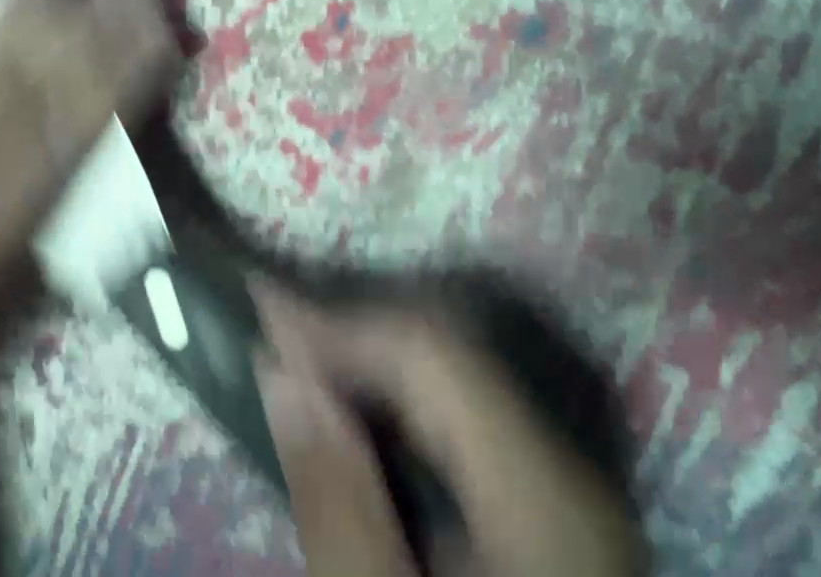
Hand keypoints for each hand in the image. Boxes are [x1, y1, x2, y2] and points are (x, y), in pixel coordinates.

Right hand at [253, 288, 647, 576]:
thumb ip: (333, 496)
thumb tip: (280, 376)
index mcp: (542, 495)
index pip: (432, 355)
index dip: (338, 324)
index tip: (256, 311)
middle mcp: (565, 472)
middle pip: (444, 359)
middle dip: (345, 336)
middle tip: (263, 331)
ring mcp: (561, 490)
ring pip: (449, 383)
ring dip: (362, 363)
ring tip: (290, 359)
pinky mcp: (546, 510)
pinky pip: (457, 421)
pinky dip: (390, 403)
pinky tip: (344, 414)